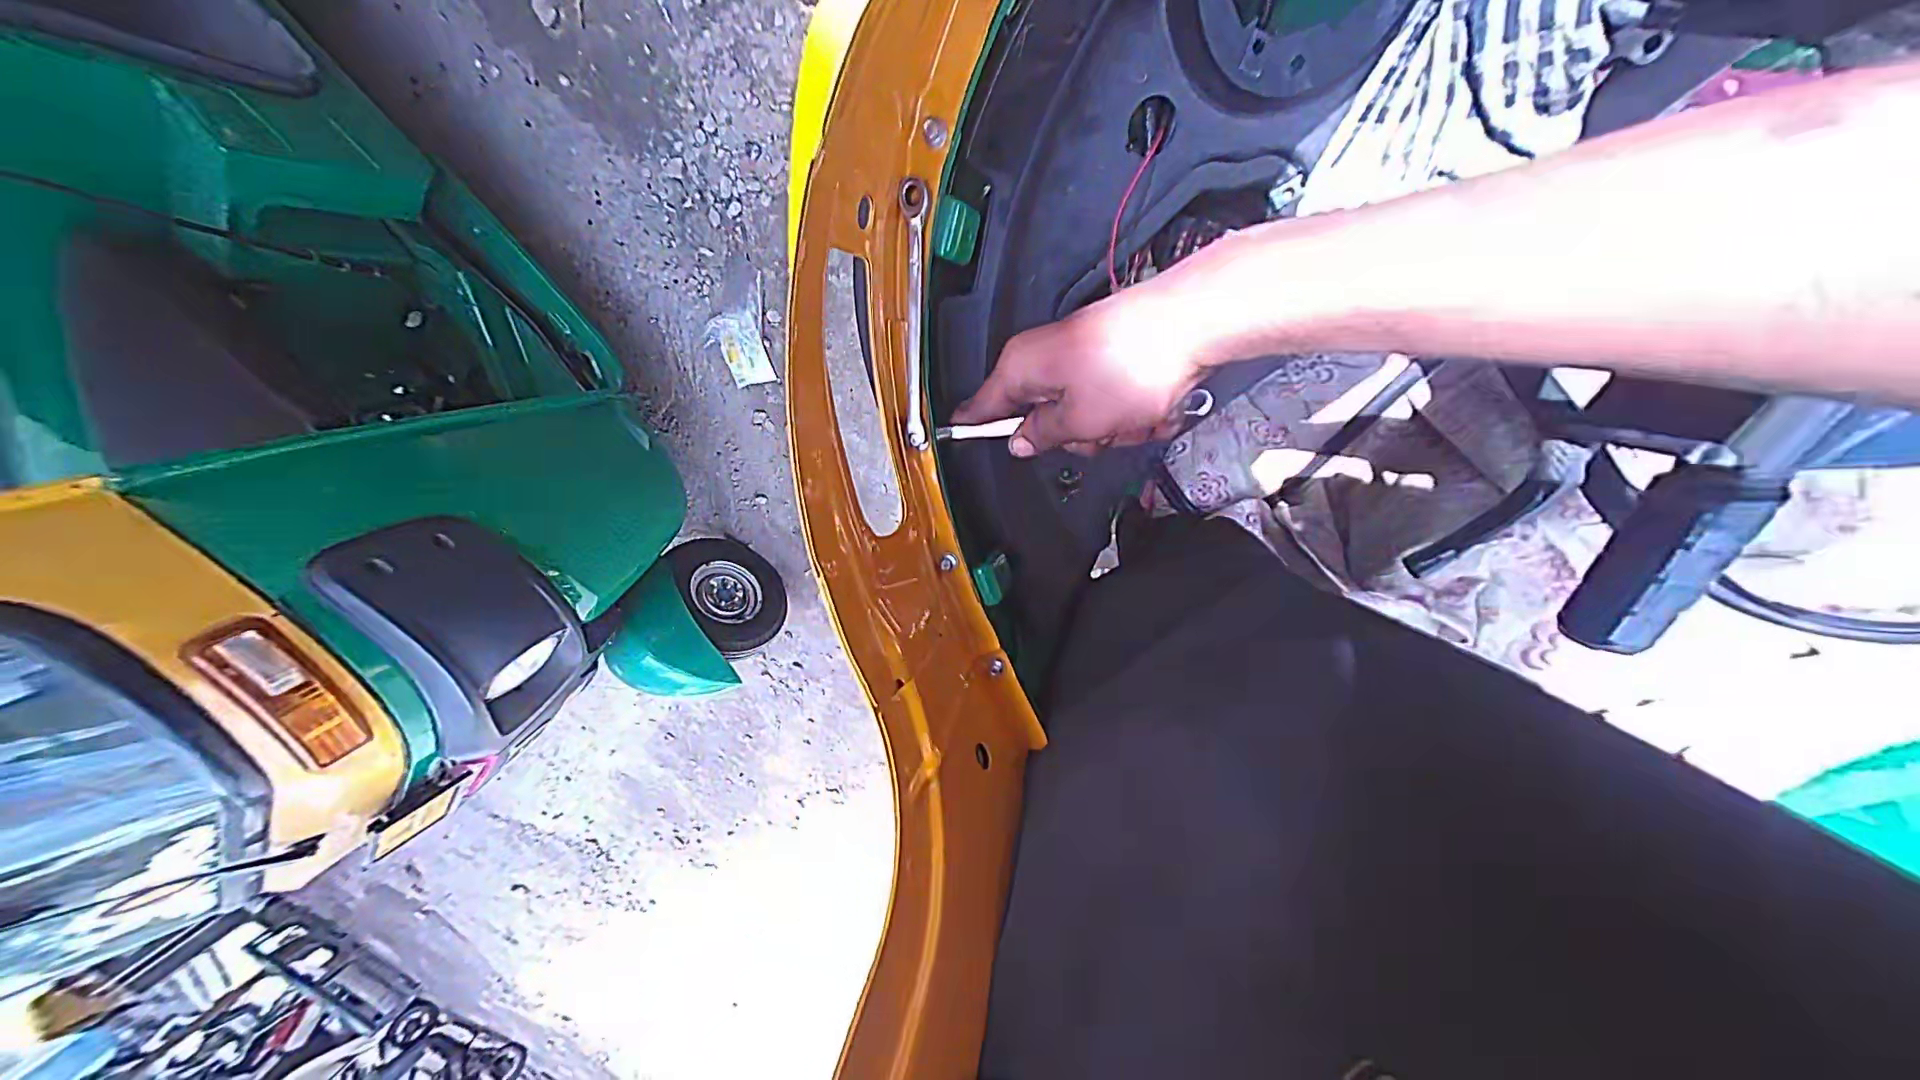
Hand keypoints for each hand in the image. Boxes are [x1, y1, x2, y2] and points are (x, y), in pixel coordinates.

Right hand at [949, 288, 1210, 457]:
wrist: (1191, 323)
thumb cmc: (1132, 362)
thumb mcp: (1079, 419)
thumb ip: (1042, 435)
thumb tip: (1021, 442)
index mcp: (1022, 367)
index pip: (983, 405)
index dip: (976, 428)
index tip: (961, 436)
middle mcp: (1046, 357)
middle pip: (1042, 419)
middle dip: (1076, 436)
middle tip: (1098, 431)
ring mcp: (1080, 356)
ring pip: (1082, 416)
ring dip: (1112, 427)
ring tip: (1135, 415)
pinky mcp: (1110, 358)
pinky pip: (1111, 402)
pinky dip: (1133, 411)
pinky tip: (1152, 404)